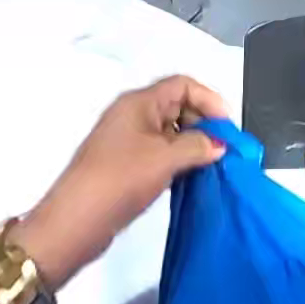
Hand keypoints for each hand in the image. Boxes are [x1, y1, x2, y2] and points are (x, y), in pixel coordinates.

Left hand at [13, 76, 230, 283]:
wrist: (75, 219)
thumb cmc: (119, 179)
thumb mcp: (164, 159)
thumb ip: (197, 146)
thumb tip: (220, 143)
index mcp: (139, 101)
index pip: (182, 84)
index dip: (209, 100)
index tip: (229, 128)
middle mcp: (132, 113)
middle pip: (177, 103)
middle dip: (203, 121)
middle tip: (224, 150)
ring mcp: (127, 137)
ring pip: (169, 128)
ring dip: (192, 142)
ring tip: (212, 165)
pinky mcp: (124, 161)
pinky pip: (159, 149)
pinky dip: (177, 157)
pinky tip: (190, 176)